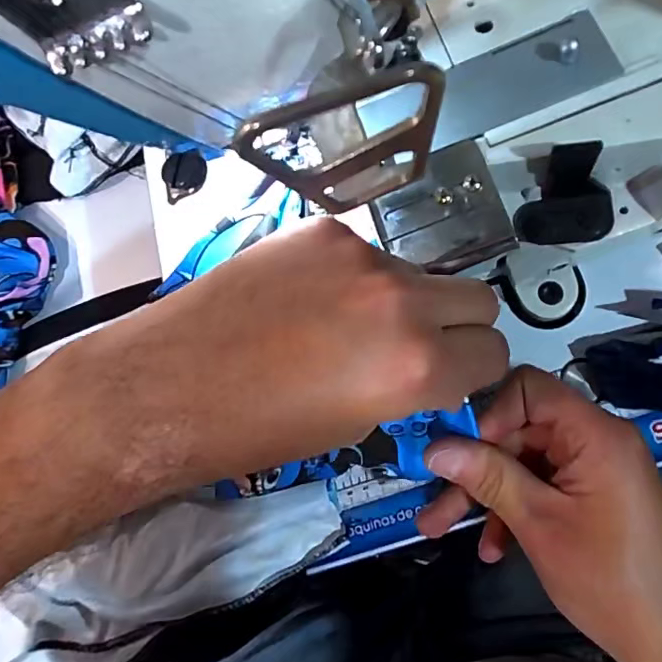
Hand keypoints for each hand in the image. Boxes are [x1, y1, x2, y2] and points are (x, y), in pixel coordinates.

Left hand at [30, 218, 507, 496]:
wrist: (166, 385)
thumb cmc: (254, 431)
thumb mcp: (355, 425)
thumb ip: (411, 386)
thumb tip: (432, 365)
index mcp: (416, 365)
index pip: (494, 353)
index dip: (476, 371)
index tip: (456, 374)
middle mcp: (401, 301)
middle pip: (478, 298)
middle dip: (459, 327)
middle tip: (419, 346)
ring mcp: (361, 256)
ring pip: (422, 272)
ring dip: (407, 298)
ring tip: (353, 323)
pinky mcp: (323, 230)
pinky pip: (367, 254)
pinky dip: (357, 276)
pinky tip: (312, 298)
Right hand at [414, 367, 661, 661]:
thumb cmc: (608, 580)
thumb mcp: (539, 524)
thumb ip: (488, 476)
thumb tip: (435, 448)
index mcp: (594, 432)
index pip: (529, 388)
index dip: (488, 412)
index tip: (457, 448)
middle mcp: (597, 438)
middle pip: (521, 429)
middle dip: (475, 464)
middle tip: (435, 495)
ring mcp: (595, 466)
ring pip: (526, 461)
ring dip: (488, 493)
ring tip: (442, 526)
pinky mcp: (594, 492)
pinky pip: (545, 484)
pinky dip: (517, 508)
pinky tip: (494, 548)